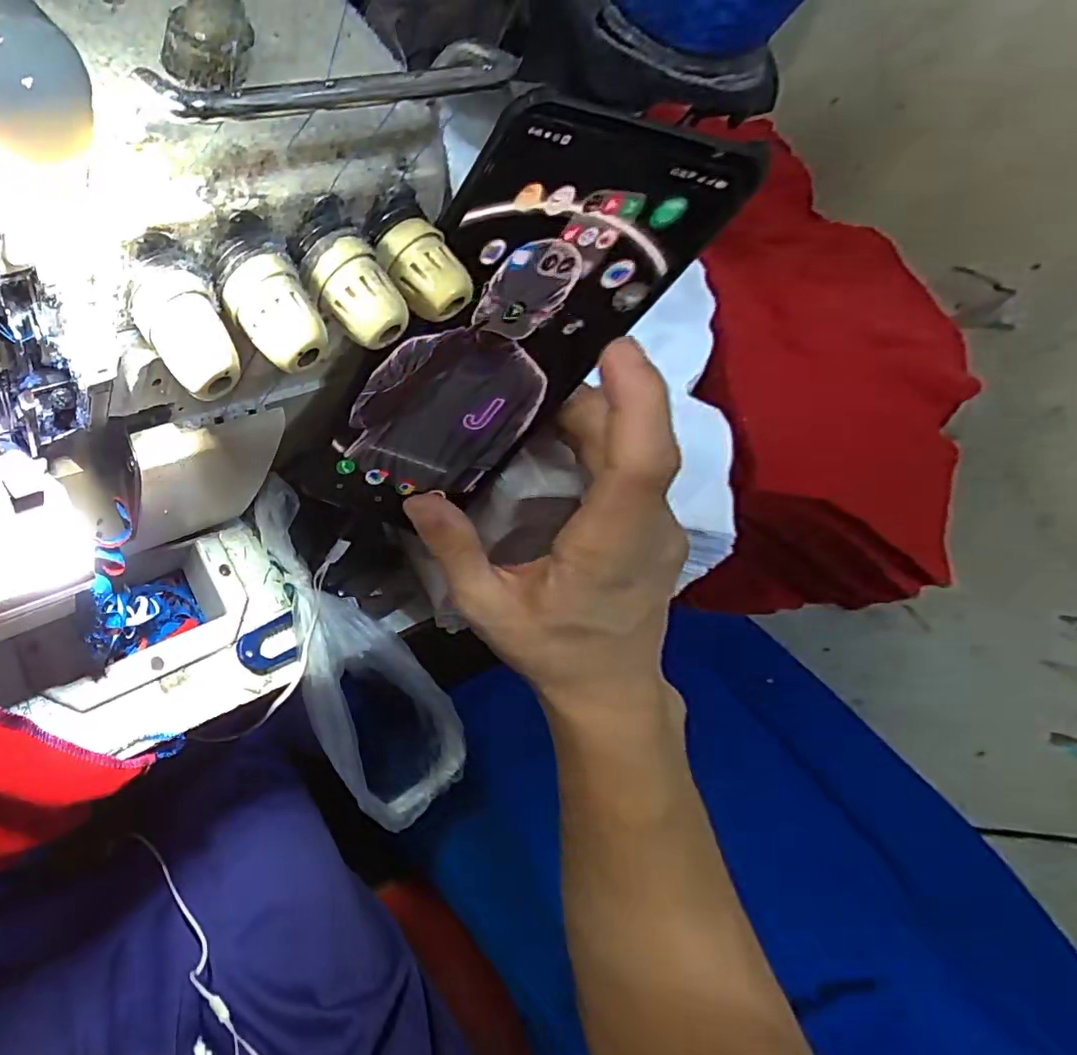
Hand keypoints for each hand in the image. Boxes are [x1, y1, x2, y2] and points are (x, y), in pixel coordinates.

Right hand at [405, 338, 686, 721]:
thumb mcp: (486, 607)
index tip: (612, 346)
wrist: (608, 687)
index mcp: (612, 541)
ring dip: (592, 416)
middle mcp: (649, 523)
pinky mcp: (651, 525)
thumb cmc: (550, 649)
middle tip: (525, 381)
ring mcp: (658, 524)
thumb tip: (418, 497)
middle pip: (635, 440)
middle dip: (588, 398)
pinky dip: (596, 441)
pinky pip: (632, 467)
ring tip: (532, 402)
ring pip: (637, 449)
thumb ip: (455, 551)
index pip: (641, 458)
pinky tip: (552, 441)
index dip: (637, 396)